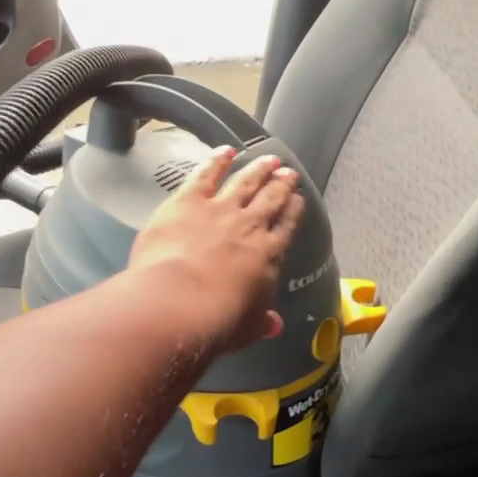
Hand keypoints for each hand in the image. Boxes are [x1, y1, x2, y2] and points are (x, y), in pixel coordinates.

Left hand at [129, 147, 306, 350]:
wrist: (179, 301)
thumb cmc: (217, 321)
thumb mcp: (247, 327)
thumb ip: (260, 321)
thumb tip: (273, 326)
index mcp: (269, 255)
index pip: (287, 226)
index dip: (294, 211)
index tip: (298, 200)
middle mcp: (250, 225)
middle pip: (271, 199)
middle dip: (281, 184)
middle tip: (289, 173)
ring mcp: (220, 209)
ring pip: (245, 181)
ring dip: (259, 168)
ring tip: (270, 159)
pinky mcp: (189, 201)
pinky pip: (206, 174)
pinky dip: (217, 159)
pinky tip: (226, 149)